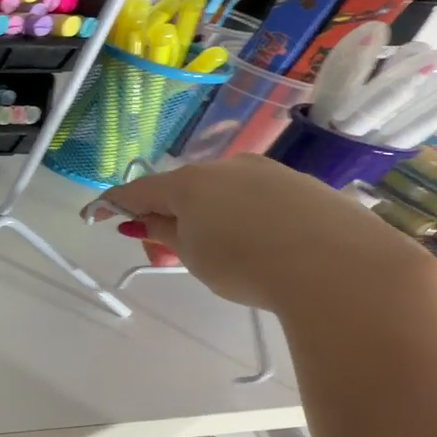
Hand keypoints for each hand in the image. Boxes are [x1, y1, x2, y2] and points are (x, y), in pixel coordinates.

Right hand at [97, 155, 433, 312]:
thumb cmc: (248, 263)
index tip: (92, 217)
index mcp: (189, 182)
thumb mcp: (190, 253)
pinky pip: (254, 199)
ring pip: (219, 193)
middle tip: (160, 255)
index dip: (110, 206)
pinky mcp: (305, 187)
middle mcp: (227, 167)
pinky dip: (237, 218)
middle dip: (162, 218)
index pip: (134, 191)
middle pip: (179, 190)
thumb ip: (163, 232)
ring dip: (201, 218)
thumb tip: (144, 220)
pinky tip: (249, 245)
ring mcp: (270, 173)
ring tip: (207, 254)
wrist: (344, 268)